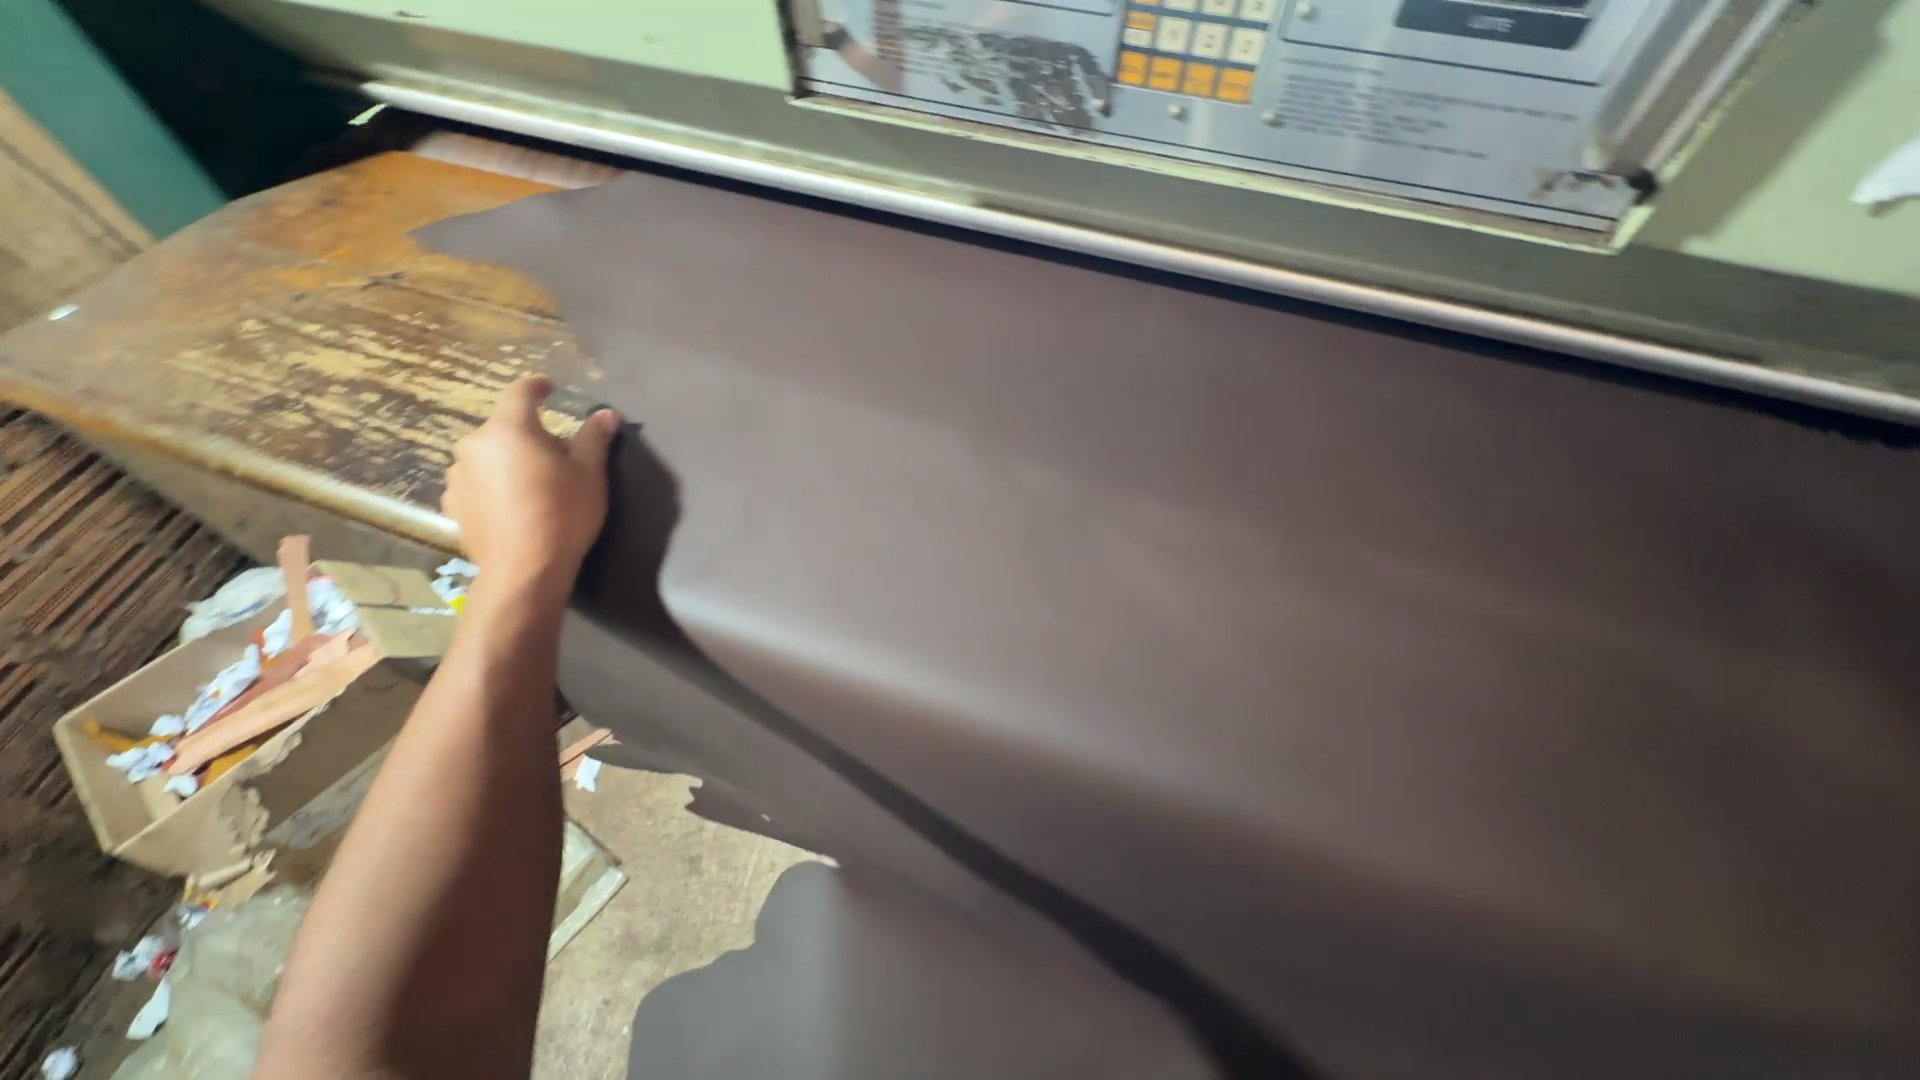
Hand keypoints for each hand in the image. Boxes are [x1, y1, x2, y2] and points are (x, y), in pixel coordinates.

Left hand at [442, 376, 619, 597]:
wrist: (524, 569)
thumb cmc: (563, 514)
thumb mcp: (591, 475)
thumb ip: (594, 439)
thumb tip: (605, 414)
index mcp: (510, 429)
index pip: (520, 393)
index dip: (536, 387)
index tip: (548, 388)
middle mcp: (475, 444)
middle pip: (504, 428)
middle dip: (527, 435)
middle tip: (553, 456)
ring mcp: (458, 475)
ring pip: (487, 456)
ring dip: (506, 462)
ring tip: (529, 486)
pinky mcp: (452, 504)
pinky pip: (475, 483)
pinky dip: (491, 486)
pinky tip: (510, 506)